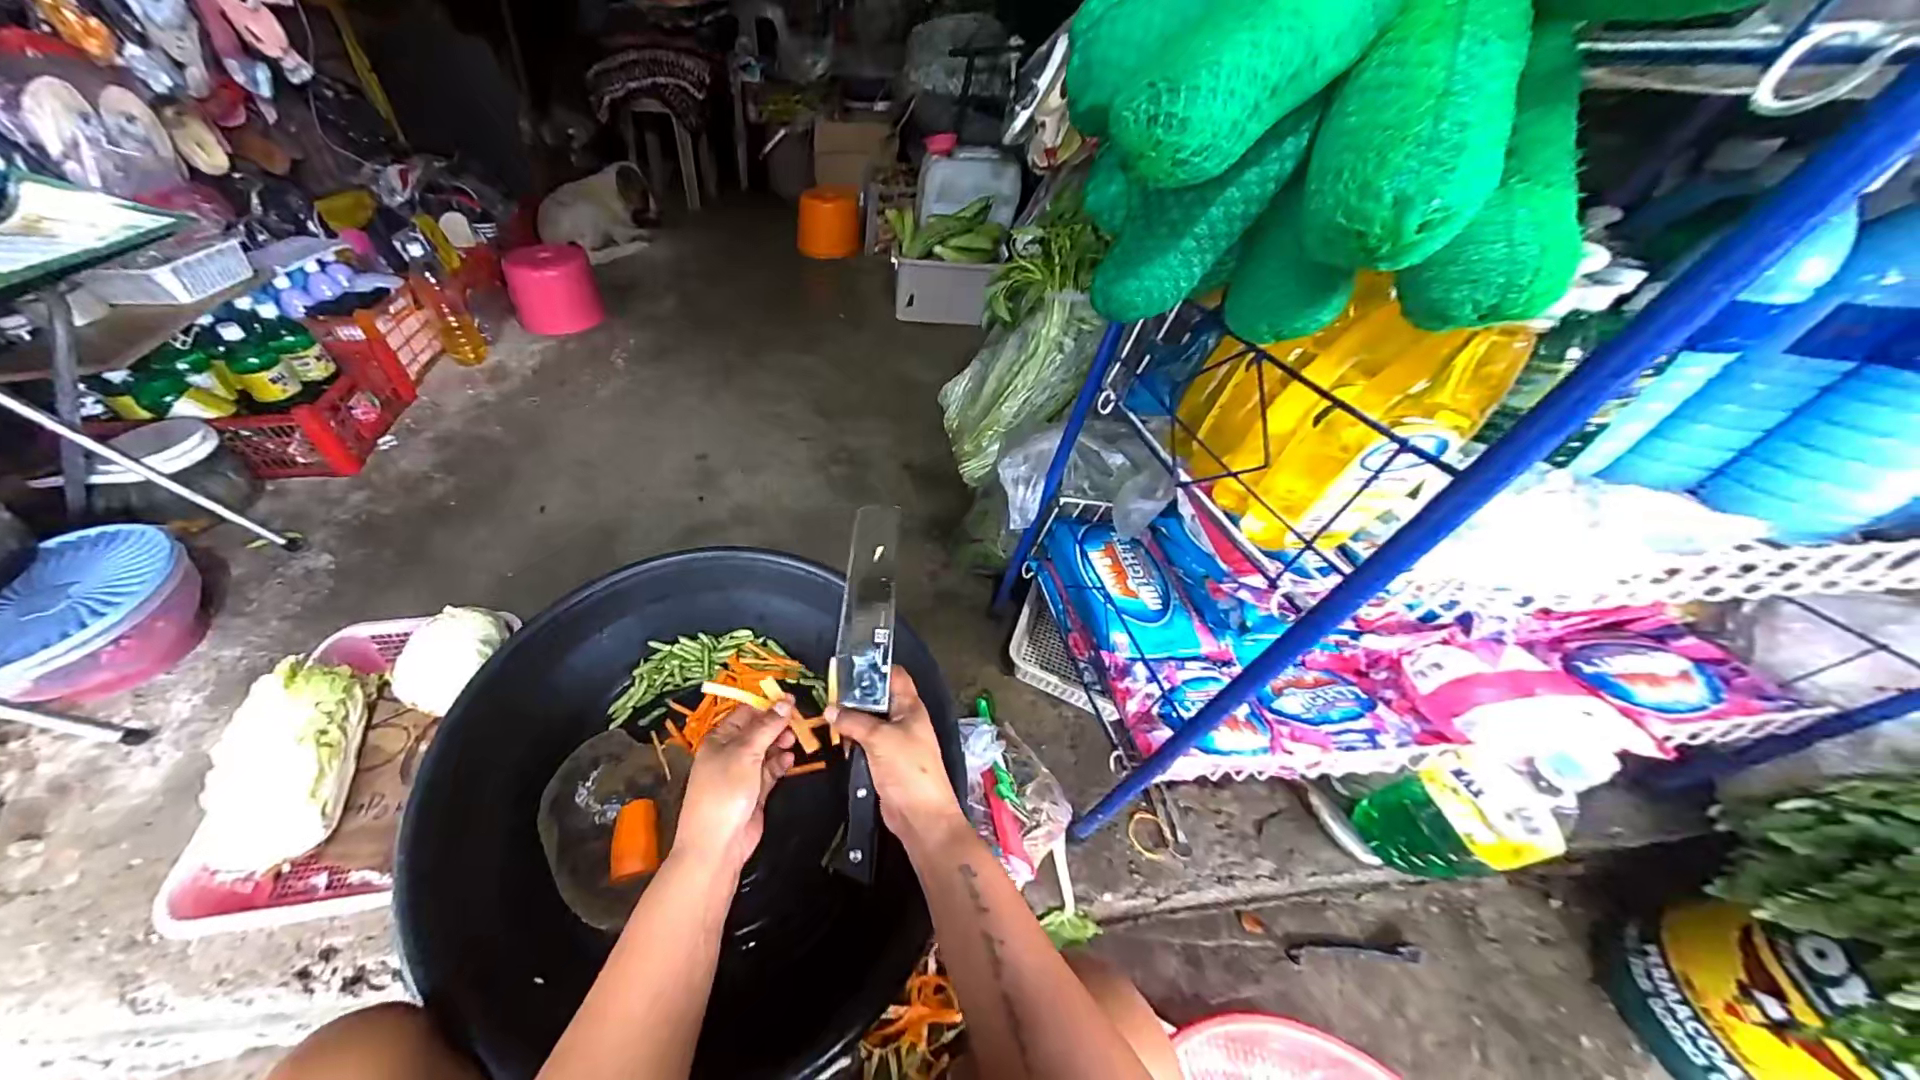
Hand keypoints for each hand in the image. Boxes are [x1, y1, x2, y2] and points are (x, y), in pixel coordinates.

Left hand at [672, 701, 795, 872]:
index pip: (746, 713)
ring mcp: (742, 773)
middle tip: (797, 723)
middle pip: (759, 731)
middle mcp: (730, 753)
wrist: (717, 844)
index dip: (768, 705)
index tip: (792, 700)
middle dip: (777, 726)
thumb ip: (767, 726)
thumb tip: (785, 702)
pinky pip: (770, 771)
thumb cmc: (724, 792)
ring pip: (767, 750)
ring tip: (794, 742)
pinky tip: (789, 762)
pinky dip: (780, 764)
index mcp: (720, 739)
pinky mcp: (755, 791)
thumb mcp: (745, 752)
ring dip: (781, 744)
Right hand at [829, 668, 965, 847]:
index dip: (874, 667)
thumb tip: (830, 709)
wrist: (920, 815)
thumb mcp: (879, 738)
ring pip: (868, 721)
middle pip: (877, 698)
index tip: (848, 665)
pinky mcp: (884, 760)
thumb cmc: (907, 768)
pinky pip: (865, 742)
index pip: (894, 676)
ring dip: (850, 719)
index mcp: (910, 707)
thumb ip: (854, 721)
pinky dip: (852, 740)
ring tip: (826, 713)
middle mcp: (903, 719)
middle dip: (855, 695)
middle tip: (828, 690)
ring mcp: (894, 740)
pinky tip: (835, 738)